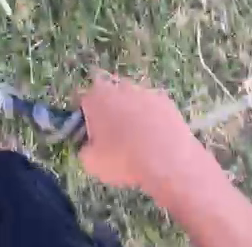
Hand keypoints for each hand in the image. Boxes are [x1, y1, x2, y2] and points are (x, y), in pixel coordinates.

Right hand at [78, 73, 218, 197]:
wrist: (169, 162)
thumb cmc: (124, 161)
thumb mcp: (92, 164)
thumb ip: (84, 150)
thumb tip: (89, 148)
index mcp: (95, 97)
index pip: (82, 101)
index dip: (84, 119)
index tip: (90, 136)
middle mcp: (117, 86)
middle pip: (107, 97)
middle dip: (108, 113)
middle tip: (113, 139)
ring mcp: (143, 91)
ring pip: (131, 101)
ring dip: (131, 115)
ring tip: (139, 143)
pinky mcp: (165, 100)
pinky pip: (152, 108)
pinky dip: (152, 120)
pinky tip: (157, 141)